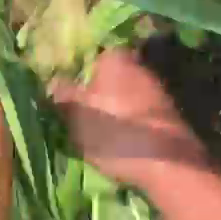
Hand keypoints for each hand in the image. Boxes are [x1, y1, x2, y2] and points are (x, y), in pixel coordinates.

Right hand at [50, 48, 211, 191]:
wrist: (168, 167)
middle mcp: (138, 66)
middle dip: (95, 87)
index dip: (76, 67)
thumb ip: (61, 93)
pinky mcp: (168, 115)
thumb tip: (52, 82)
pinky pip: (139, 111)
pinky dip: (129, 120)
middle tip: (77, 105)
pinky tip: (118, 137)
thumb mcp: (75, 114)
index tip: (65, 82)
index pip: (89, 52)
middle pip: (108, 73)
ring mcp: (157, 90)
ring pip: (125, 92)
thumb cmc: (114, 132)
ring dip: (113, 105)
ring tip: (96, 126)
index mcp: (114, 57)